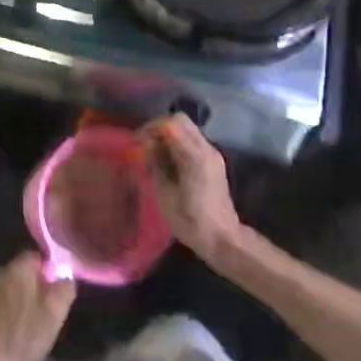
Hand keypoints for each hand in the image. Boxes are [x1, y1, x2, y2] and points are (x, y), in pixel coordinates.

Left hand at [0, 253, 74, 360]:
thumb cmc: (22, 340)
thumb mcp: (53, 316)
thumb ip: (63, 291)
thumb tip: (65, 276)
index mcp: (16, 271)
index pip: (33, 257)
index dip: (47, 269)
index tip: (56, 287)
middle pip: (17, 273)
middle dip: (30, 285)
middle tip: (42, 308)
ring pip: (2, 288)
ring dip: (13, 299)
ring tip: (24, 323)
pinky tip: (3, 331)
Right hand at [141, 112, 241, 259]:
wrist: (222, 239)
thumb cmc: (190, 220)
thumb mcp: (165, 192)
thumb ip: (156, 162)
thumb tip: (146, 142)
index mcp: (195, 158)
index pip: (171, 124)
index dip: (150, 129)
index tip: (137, 144)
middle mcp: (207, 150)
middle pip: (180, 121)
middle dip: (158, 128)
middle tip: (143, 146)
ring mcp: (212, 155)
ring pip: (185, 129)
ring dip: (166, 135)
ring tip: (152, 155)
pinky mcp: (212, 162)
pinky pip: (190, 141)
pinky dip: (175, 143)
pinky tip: (166, 162)